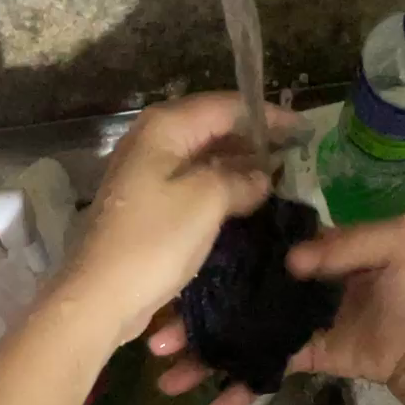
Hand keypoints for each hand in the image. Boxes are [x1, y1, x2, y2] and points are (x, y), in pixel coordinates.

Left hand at [48, 93, 293, 343]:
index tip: (303, 132)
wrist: (101, 297)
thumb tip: (261, 177)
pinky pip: (189, 190)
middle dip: (252, 144)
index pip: (225, 107)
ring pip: (201, 163)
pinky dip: (217, 193)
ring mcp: (144, 178)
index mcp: (164, 128)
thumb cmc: (154, 242)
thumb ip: (240, 180)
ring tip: (275, 184)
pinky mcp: (145, 210)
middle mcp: (150, 143)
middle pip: (211, 131)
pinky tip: (242, 208)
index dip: (267, 117)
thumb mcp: (206, 201)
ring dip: (236, 170)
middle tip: (293, 160)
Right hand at [150, 217, 404, 404]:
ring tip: (167, 377)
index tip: (174, 278)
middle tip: (156, 338)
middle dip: (189, 320)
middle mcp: (282, 285)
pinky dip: (239, 389)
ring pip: (235, 338)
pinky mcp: (294, 357)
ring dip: (202, 357)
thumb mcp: (393, 244)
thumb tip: (294, 262)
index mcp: (297, 251)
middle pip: (227, 299)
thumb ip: (348, 243)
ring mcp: (284, 324)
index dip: (208, 264)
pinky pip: (261, 372)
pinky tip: (213, 404)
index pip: (245, 252)